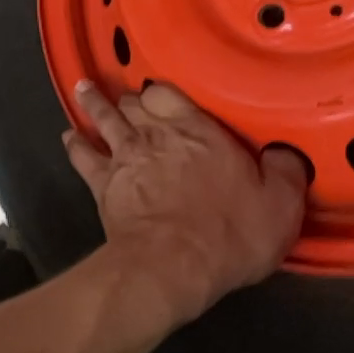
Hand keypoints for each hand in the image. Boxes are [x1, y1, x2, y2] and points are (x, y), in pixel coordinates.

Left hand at [65, 80, 305, 325]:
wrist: (173, 263)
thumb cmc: (230, 232)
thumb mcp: (279, 205)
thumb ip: (283, 172)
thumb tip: (284, 151)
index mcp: (197, 131)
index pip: (170, 94)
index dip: (162, 92)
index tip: (160, 93)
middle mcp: (155, 134)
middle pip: (134, 103)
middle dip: (131, 97)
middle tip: (127, 95)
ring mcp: (124, 156)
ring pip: (104, 118)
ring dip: (93, 103)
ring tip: (84, 89)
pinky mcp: (102, 182)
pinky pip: (82, 156)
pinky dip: (74, 144)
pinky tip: (68, 136)